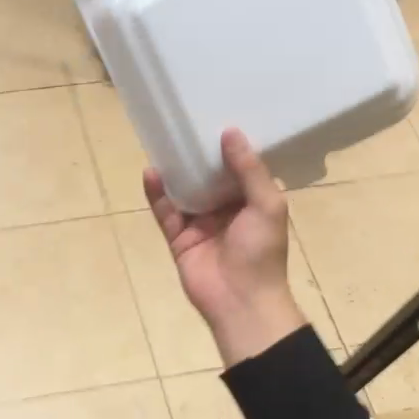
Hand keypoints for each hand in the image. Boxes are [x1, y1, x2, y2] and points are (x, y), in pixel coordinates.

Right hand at [146, 129, 305, 365]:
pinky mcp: (179, 239)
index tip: (219, 118)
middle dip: (199, 155)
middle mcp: (226, 211)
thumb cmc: (261, 252)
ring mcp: (201, 225)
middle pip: (209, 177)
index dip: (230, 147)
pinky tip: (151, 172)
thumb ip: (249, 170)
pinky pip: (166, 213)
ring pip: (185, 192)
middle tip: (186, 123)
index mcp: (253, 203)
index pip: (240, 169)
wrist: (240, 301)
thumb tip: (231, 132)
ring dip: (175, 170)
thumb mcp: (266, 205)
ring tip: (164, 141)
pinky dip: (157, 194)